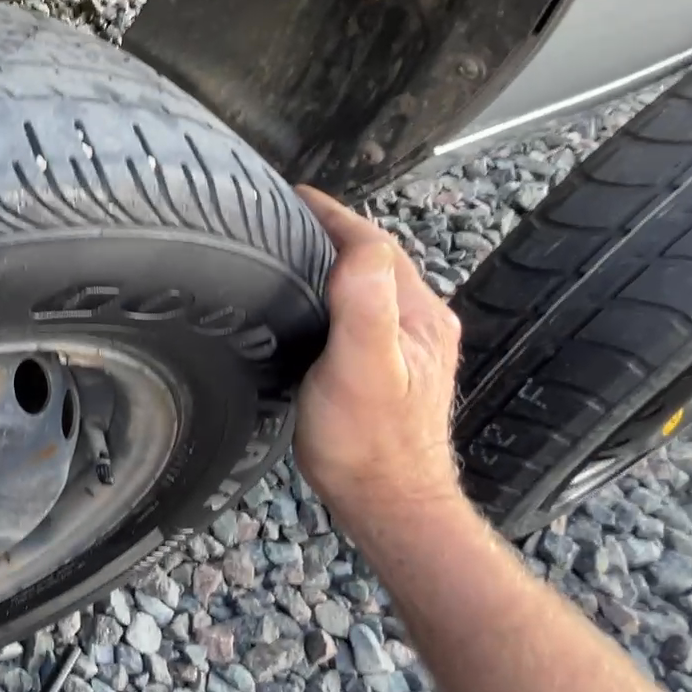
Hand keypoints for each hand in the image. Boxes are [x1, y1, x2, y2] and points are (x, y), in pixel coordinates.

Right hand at [293, 186, 464, 520]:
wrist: (384, 498)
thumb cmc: (366, 440)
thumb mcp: (363, 369)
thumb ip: (365, 306)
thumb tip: (357, 245)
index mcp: (415, 315)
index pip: (374, 241)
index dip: (331, 213)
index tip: (288, 193)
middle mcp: (415, 321)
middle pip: (371, 254)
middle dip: (326, 225)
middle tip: (275, 210)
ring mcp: (402, 343)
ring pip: (363, 278)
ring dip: (327, 252)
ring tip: (282, 240)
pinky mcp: (383, 361)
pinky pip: (355, 303)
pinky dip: (327, 284)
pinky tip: (299, 294)